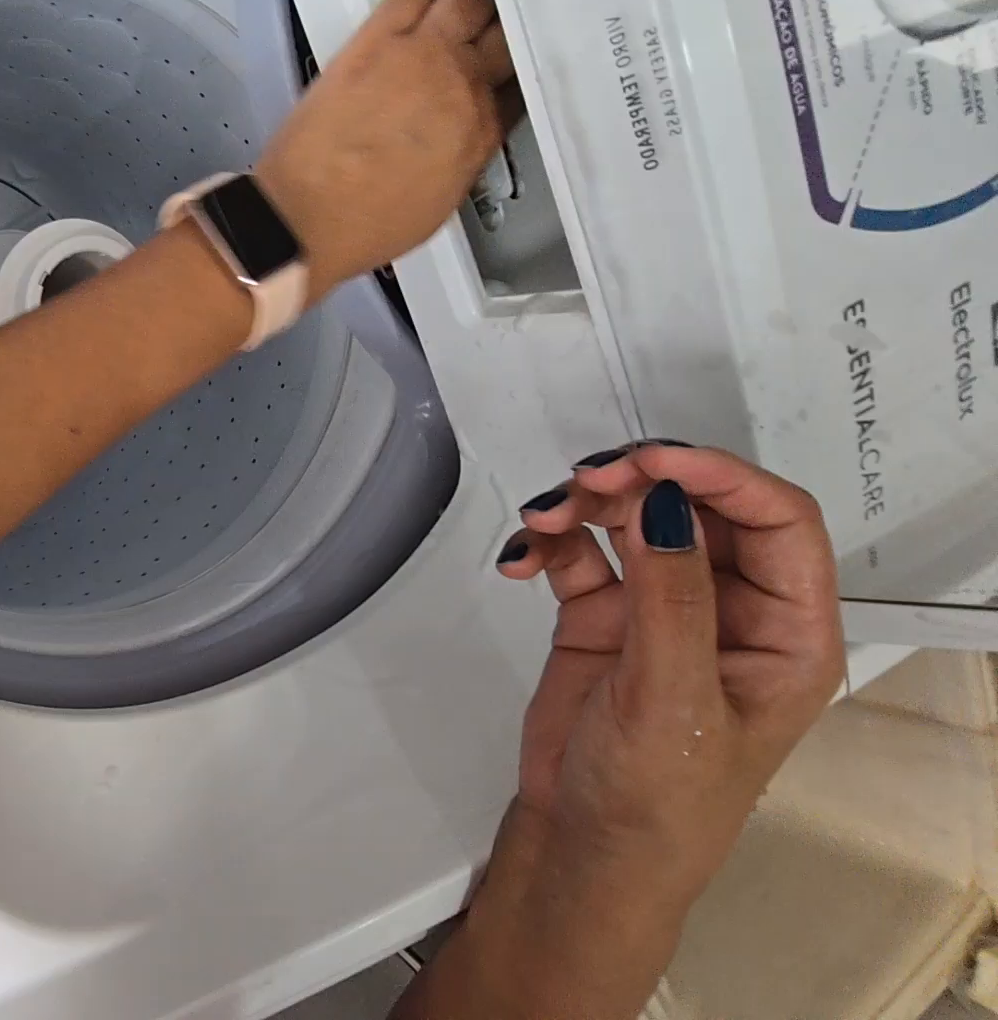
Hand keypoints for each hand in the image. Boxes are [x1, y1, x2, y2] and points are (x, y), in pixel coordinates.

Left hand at [256, 0, 516, 300]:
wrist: (302, 221)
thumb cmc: (357, 227)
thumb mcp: (433, 208)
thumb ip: (458, 161)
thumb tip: (458, 143)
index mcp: (478, 135)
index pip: (516, 88)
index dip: (509, 77)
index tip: (501, 73)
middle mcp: (462, 88)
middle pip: (505, 35)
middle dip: (499, 31)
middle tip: (486, 31)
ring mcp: (421, 57)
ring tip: (458, 7)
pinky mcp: (375, 43)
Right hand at [407, 446, 845, 1018]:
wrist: (584, 838)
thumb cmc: (658, 790)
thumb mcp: (672, 696)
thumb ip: (672, 596)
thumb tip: (661, 501)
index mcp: (784, 628)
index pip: (775, 522)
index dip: (718, 477)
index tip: (645, 461)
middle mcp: (726, 606)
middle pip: (693, 509)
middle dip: (636, 484)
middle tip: (579, 481)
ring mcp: (657, 607)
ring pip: (628, 522)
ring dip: (579, 509)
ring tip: (535, 523)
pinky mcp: (598, 614)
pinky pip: (575, 555)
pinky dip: (544, 546)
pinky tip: (516, 564)